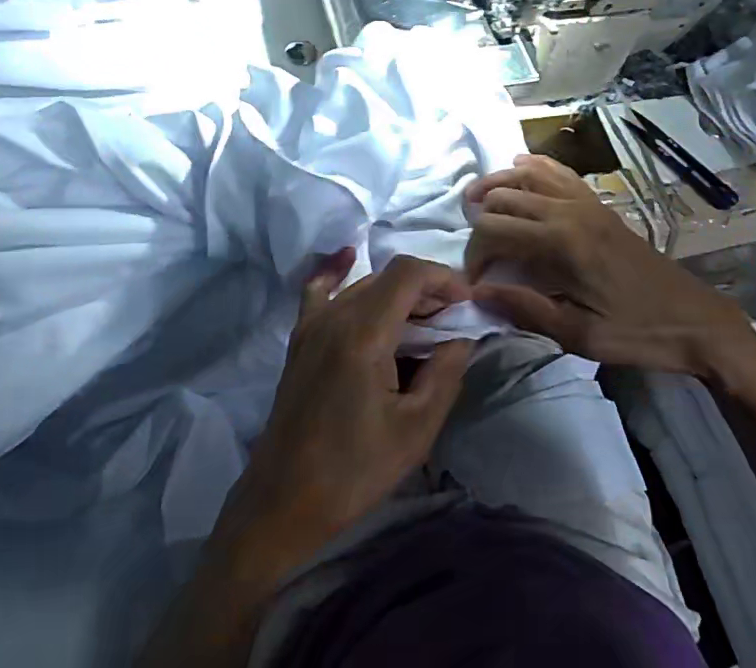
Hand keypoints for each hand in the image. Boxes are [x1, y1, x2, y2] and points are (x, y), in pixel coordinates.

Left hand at [221, 250, 474, 565]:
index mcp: (363, 332)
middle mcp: (334, 316)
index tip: (469, 302)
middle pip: (386, 277)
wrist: (286, 496)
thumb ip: (445, 373)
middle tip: (452, 322)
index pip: (408, 274)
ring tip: (423, 322)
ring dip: (395, 293)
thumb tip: (461, 339)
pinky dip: (337, 272)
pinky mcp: (299, 339)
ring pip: (361, 286)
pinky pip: (318, 290)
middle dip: (425, 290)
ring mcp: (310, 324)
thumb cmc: (355, 468)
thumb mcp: (416, 428)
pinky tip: (348, 259)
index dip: (444, 278)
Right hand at [464, 153, 755, 377]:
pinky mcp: (600, 206)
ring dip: (497, 185)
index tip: (475, 282)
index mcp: (563, 242)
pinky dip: (534, 167)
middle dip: (479, 221)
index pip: (494, 230)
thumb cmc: (639, 333)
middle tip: (477, 254)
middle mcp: (571, 211)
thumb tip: (477, 292)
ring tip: (475, 201)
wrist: (699, 322)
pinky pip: (560, 172)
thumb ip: (525, 308)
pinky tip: (518, 167)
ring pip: (527, 176)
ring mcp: (587, 203)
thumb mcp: (580, 335)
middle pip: (504, 198)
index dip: (474, 254)